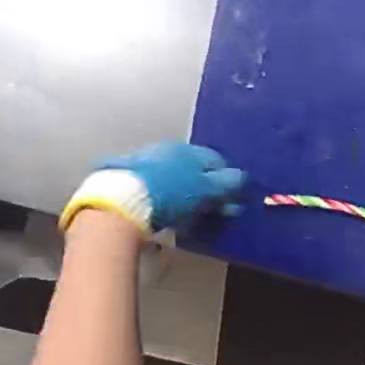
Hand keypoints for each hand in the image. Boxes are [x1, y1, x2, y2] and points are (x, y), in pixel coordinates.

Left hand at [60, 142, 246, 234]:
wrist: (121, 204)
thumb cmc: (171, 195)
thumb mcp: (207, 190)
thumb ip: (228, 184)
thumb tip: (243, 179)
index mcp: (188, 149)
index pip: (217, 161)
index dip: (229, 180)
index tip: (233, 200)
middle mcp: (167, 150)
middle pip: (196, 169)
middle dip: (208, 188)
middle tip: (216, 210)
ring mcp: (146, 162)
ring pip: (176, 178)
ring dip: (187, 194)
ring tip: (192, 214)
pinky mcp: (129, 178)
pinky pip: (158, 188)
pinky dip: (168, 199)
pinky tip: (169, 212)